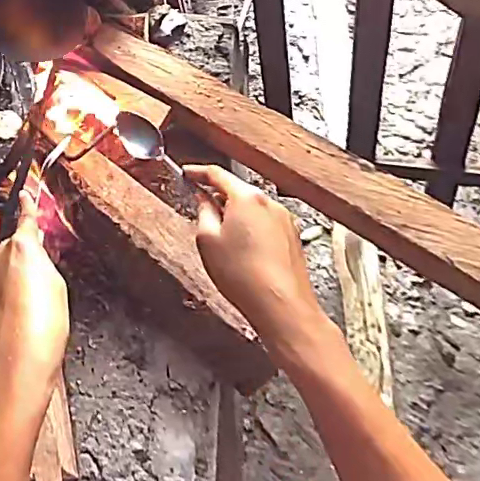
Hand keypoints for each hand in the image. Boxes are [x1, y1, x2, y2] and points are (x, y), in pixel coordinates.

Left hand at [0, 191, 68, 393]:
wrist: (20, 358)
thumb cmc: (43, 324)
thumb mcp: (56, 282)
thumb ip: (44, 259)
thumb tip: (38, 254)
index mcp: (22, 245)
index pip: (25, 216)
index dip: (27, 204)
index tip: (25, 194)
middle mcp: (0, 255)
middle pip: (16, 243)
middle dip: (28, 252)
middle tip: (44, 271)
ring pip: (6, 263)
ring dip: (18, 273)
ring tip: (37, 298)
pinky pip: (0, 281)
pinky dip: (11, 288)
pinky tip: (25, 308)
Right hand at [186, 164, 322, 339]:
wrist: (283, 309)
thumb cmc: (245, 276)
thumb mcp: (207, 239)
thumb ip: (202, 211)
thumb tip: (203, 200)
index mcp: (246, 198)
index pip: (217, 173)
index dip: (197, 172)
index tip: (188, 173)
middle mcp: (268, 203)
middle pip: (236, 189)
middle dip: (217, 195)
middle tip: (199, 204)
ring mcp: (284, 220)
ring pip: (251, 207)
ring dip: (234, 213)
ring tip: (221, 236)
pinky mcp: (292, 237)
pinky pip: (264, 222)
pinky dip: (250, 227)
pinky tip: (241, 249)